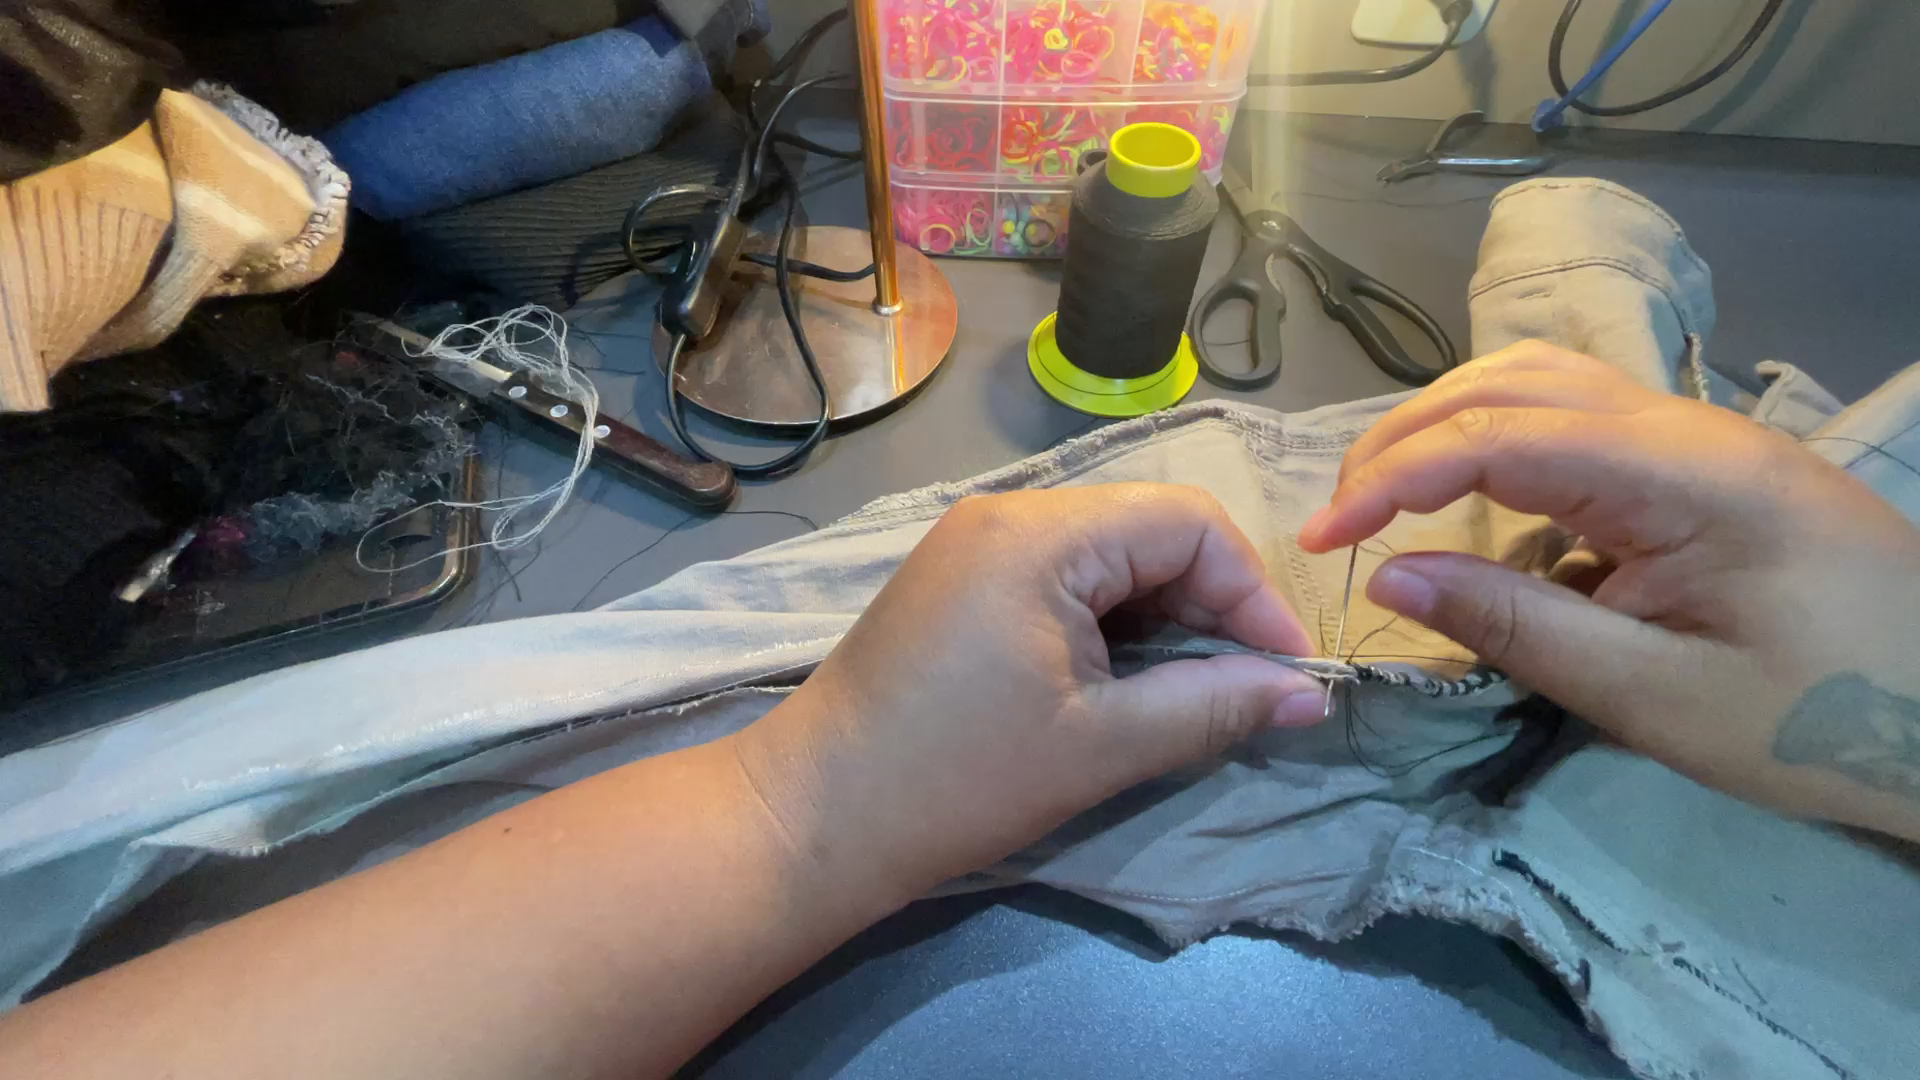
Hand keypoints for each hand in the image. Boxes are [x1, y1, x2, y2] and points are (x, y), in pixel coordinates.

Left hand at [731, 484, 1325, 903]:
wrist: (819, 811)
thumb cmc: (956, 780)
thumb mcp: (1100, 745)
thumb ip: (1214, 705)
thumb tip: (1310, 694)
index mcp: (1037, 533)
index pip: (1185, 520)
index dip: (1252, 590)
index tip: (1286, 669)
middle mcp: (1005, 512)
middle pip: (1146, 528)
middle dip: (1210, 601)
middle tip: (1243, 682)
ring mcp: (975, 540)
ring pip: (1107, 551)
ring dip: (1162, 610)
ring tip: (1189, 683)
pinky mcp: (961, 575)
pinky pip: (1061, 572)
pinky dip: (1109, 615)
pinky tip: (1122, 669)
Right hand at [1299, 341, 1919, 839]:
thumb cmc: (1825, 721)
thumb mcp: (1652, 694)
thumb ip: (1510, 625)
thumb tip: (1385, 577)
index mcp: (1686, 474)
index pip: (1496, 439)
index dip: (1390, 481)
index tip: (1321, 540)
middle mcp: (1682, 426)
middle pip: (1501, 383)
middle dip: (1398, 441)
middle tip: (1341, 514)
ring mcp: (1685, 433)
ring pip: (1526, 378)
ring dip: (1434, 424)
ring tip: (1380, 489)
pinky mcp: (1679, 458)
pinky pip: (1556, 410)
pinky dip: (1480, 432)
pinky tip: (1459, 484)